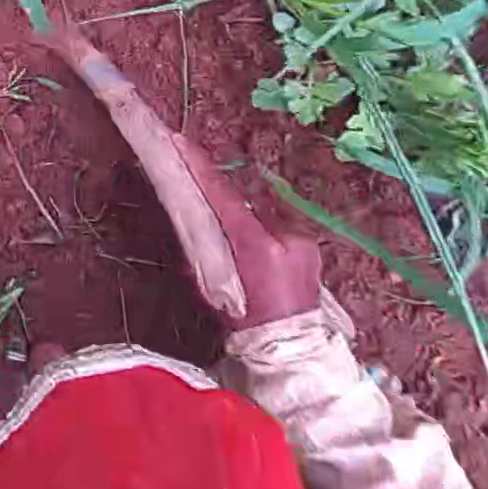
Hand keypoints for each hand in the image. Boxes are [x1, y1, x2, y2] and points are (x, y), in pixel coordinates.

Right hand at [175, 137, 322, 331]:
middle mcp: (282, 232)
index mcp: (255, 241)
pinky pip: (273, 228)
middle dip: (215, 191)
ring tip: (225, 236)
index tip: (180, 141)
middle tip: (191, 177)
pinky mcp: (308, 246)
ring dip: (237, 218)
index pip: (221, 193)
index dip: (198, 165)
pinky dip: (257, 232)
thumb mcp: (211, 284)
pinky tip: (249, 251)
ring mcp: (299, 238)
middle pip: (239, 199)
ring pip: (257, 215)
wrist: (291, 348)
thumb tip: (189, 224)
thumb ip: (203, 250)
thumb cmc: (243, 319)